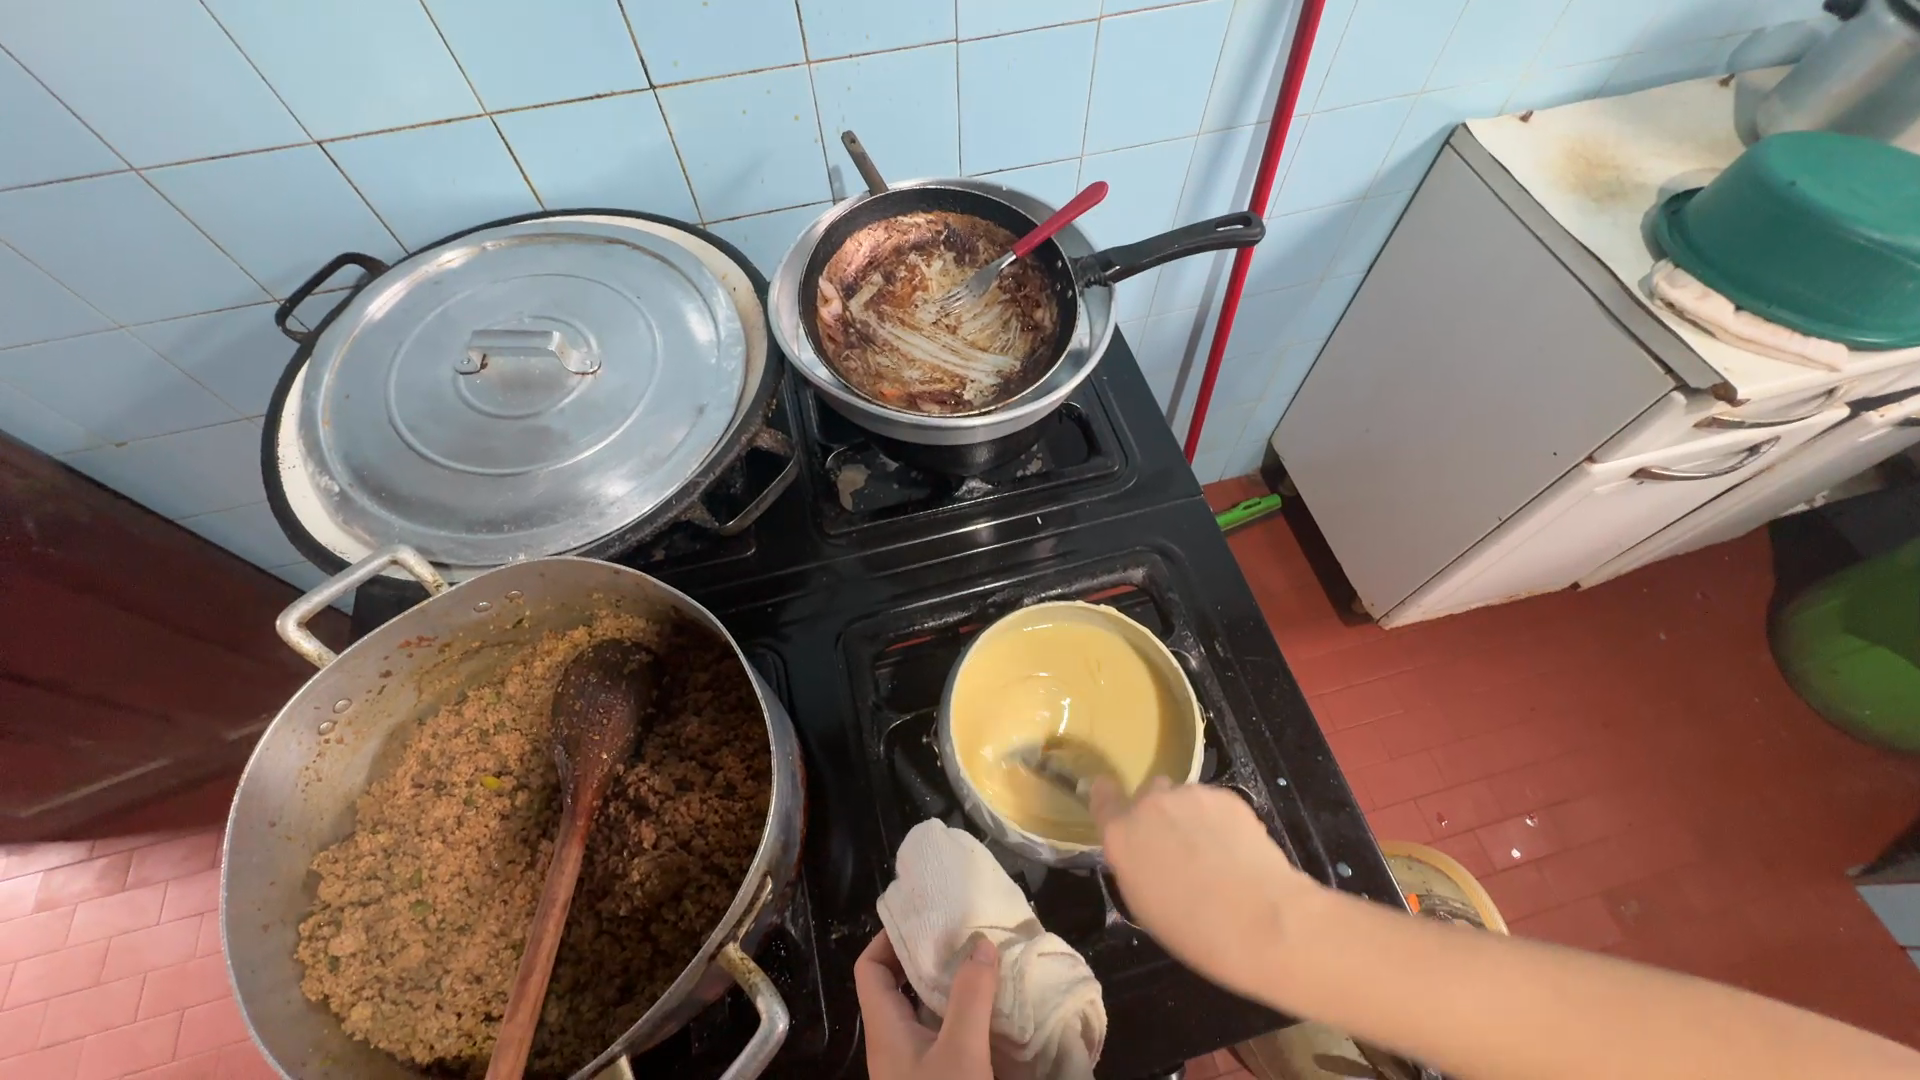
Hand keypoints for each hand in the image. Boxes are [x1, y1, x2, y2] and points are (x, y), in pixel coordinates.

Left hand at [855, 930, 998, 1079]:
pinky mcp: (931, 1074)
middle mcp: (891, 1041)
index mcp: (884, 1028)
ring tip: (977, 963)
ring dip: (945, 984)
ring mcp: (910, 1061)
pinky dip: (958, 1012)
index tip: (923, 920)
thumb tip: (981, 944)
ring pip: (920, 1008)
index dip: (889, 939)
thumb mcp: (961, 1050)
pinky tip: (987, 1008)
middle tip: (957, 936)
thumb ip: (971, 996)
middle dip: (925, 956)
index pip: (869, 967)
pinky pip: (938, 1030)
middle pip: (896, 984)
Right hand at [1092, 778, 1317, 999]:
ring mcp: (1189, 796)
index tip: (1111, 796)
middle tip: (1180, 849)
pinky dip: (1220, 821)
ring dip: (1191, 818)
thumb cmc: (1195, 931)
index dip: (1107, 797)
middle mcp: (1150, 805)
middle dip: (1159, 816)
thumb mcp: (1144, 904)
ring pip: (1184, 799)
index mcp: (1121, 836)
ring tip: (1217, 854)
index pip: (1102, 799)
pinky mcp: (1226, 796)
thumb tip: (1144, 852)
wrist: (1263, 921)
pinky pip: (1213, 804)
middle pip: (1148, 797)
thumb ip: (1134, 864)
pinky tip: (1238, 851)